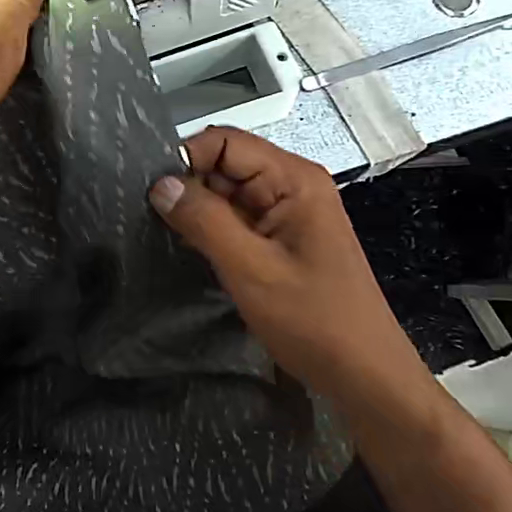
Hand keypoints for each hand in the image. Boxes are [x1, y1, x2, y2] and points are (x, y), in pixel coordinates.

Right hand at [148, 127, 430, 407]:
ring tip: (164, 234)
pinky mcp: (285, 239)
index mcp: (294, 179)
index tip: (151, 191)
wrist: (362, 371)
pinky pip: (241, 220)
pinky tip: (192, 248)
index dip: (187, 157)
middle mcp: (293, 185)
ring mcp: (290, 213)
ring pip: (230, 194)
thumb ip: (204, 220)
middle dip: (190, 186)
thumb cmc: (313, 320)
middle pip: (228, 164)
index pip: (226, 141)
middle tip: (149, 217)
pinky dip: (215, 231)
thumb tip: (161, 183)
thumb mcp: (251, 269)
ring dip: (200, 211)